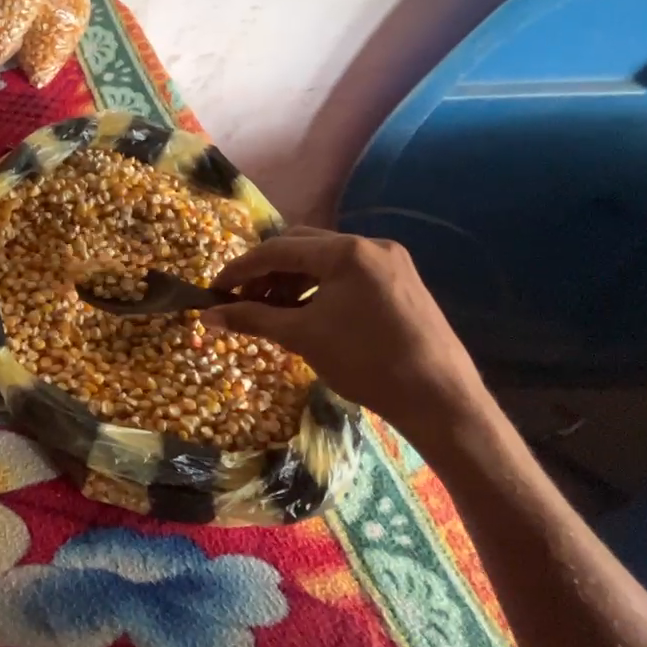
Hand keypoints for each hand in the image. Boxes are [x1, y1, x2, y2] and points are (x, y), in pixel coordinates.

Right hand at [203, 227, 488, 435]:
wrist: (440, 400)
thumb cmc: (366, 362)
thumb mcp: (300, 337)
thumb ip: (251, 318)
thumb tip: (206, 316)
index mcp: (346, 253)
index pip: (276, 249)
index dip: (240, 269)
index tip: (214, 290)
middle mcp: (369, 245)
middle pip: (299, 246)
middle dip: (265, 271)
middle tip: (242, 298)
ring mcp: (390, 262)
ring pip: (322, 259)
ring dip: (290, 279)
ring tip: (271, 310)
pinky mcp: (400, 281)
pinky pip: (346, 272)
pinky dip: (317, 287)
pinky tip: (305, 312)